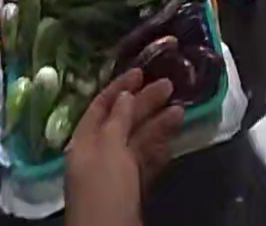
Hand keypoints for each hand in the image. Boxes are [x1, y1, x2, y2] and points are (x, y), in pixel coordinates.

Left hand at [65, 69, 185, 225]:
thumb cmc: (105, 189)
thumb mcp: (109, 148)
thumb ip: (118, 119)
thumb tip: (126, 94)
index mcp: (85, 140)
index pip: (101, 104)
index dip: (120, 86)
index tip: (142, 71)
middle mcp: (99, 154)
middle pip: (122, 121)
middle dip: (145, 102)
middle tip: (169, 85)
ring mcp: (116, 175)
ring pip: (138, 141)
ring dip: (158, 124)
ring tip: (180, 110)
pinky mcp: (132, 193)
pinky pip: (145, 164)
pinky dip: (159, 150)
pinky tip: (173, 140)